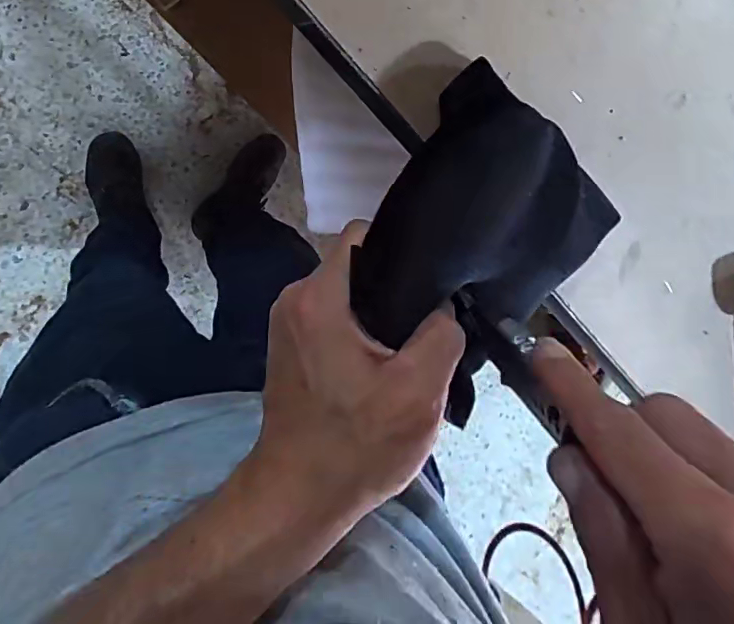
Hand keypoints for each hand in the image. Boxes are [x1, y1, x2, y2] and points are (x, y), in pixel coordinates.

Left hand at [246, 220, 466, 524]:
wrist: (298, 500)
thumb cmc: (355, 445)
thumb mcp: (419, 392)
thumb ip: (442, 335)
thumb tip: (444, 307)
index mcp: (318, 298)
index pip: (363, 234)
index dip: (401, 245)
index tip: (428, 272)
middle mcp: (295, 299)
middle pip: (358, 264)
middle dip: (395, 284)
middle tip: (427, 315)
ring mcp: (289, 323)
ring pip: (349, 292)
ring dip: (380, 311)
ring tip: (410, 341)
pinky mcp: (292, 346)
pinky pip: (335, 316)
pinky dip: (361, 329)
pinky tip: (384, 360)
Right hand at [531, 341, 733, 623]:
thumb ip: (609, 549)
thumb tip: (573, 461)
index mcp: (728, 548)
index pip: (627, 435)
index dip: (577, 392)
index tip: (546, 353)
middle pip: (671, 416)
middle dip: (627, 433)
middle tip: (606, 486)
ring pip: (722, 448)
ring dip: (685, 474)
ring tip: (692, 555)